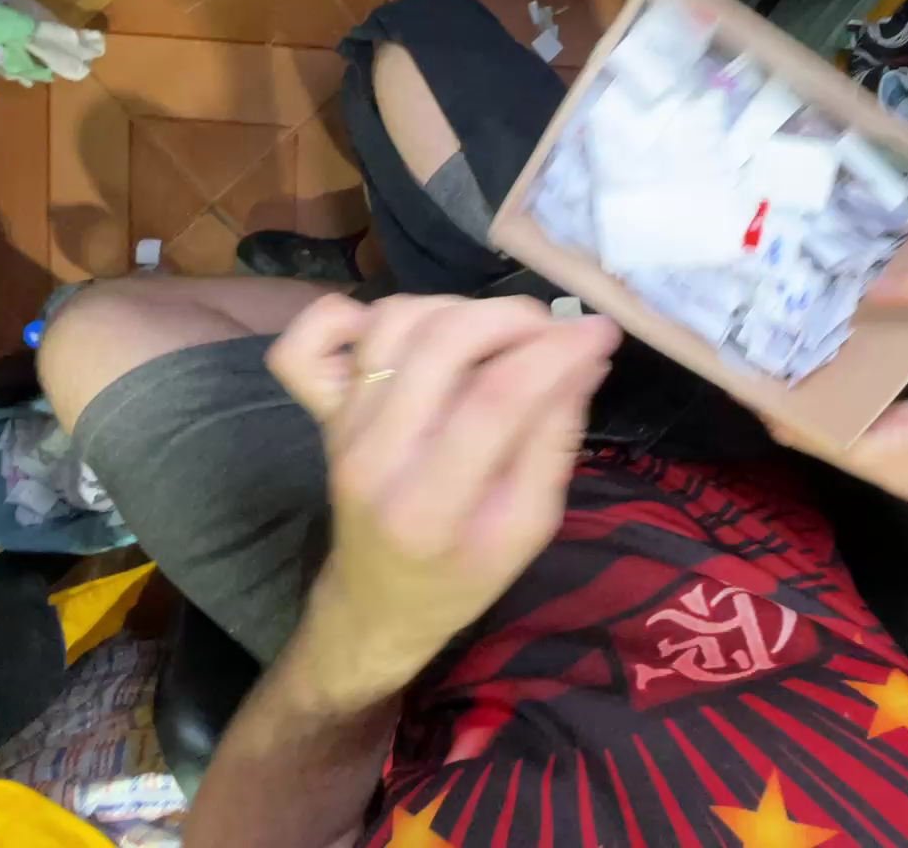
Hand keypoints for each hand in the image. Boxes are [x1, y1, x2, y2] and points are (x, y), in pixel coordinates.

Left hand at [266, 294, 620, 702]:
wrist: (378, 600)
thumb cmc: (462, 576)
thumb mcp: (529, 528)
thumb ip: (556, 440)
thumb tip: (585, 357)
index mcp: (431, 506)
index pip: (498, 398)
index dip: (557, 352)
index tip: (600, 331)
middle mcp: (374, 456)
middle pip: (442, 343)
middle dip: (513, 317)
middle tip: (553, 330)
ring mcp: (340, 427)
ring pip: (393, 323)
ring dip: (459, 308)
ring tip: (497, 333)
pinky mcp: (322, 411)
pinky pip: (308, 342)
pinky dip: (350, 313)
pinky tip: (405, 331)